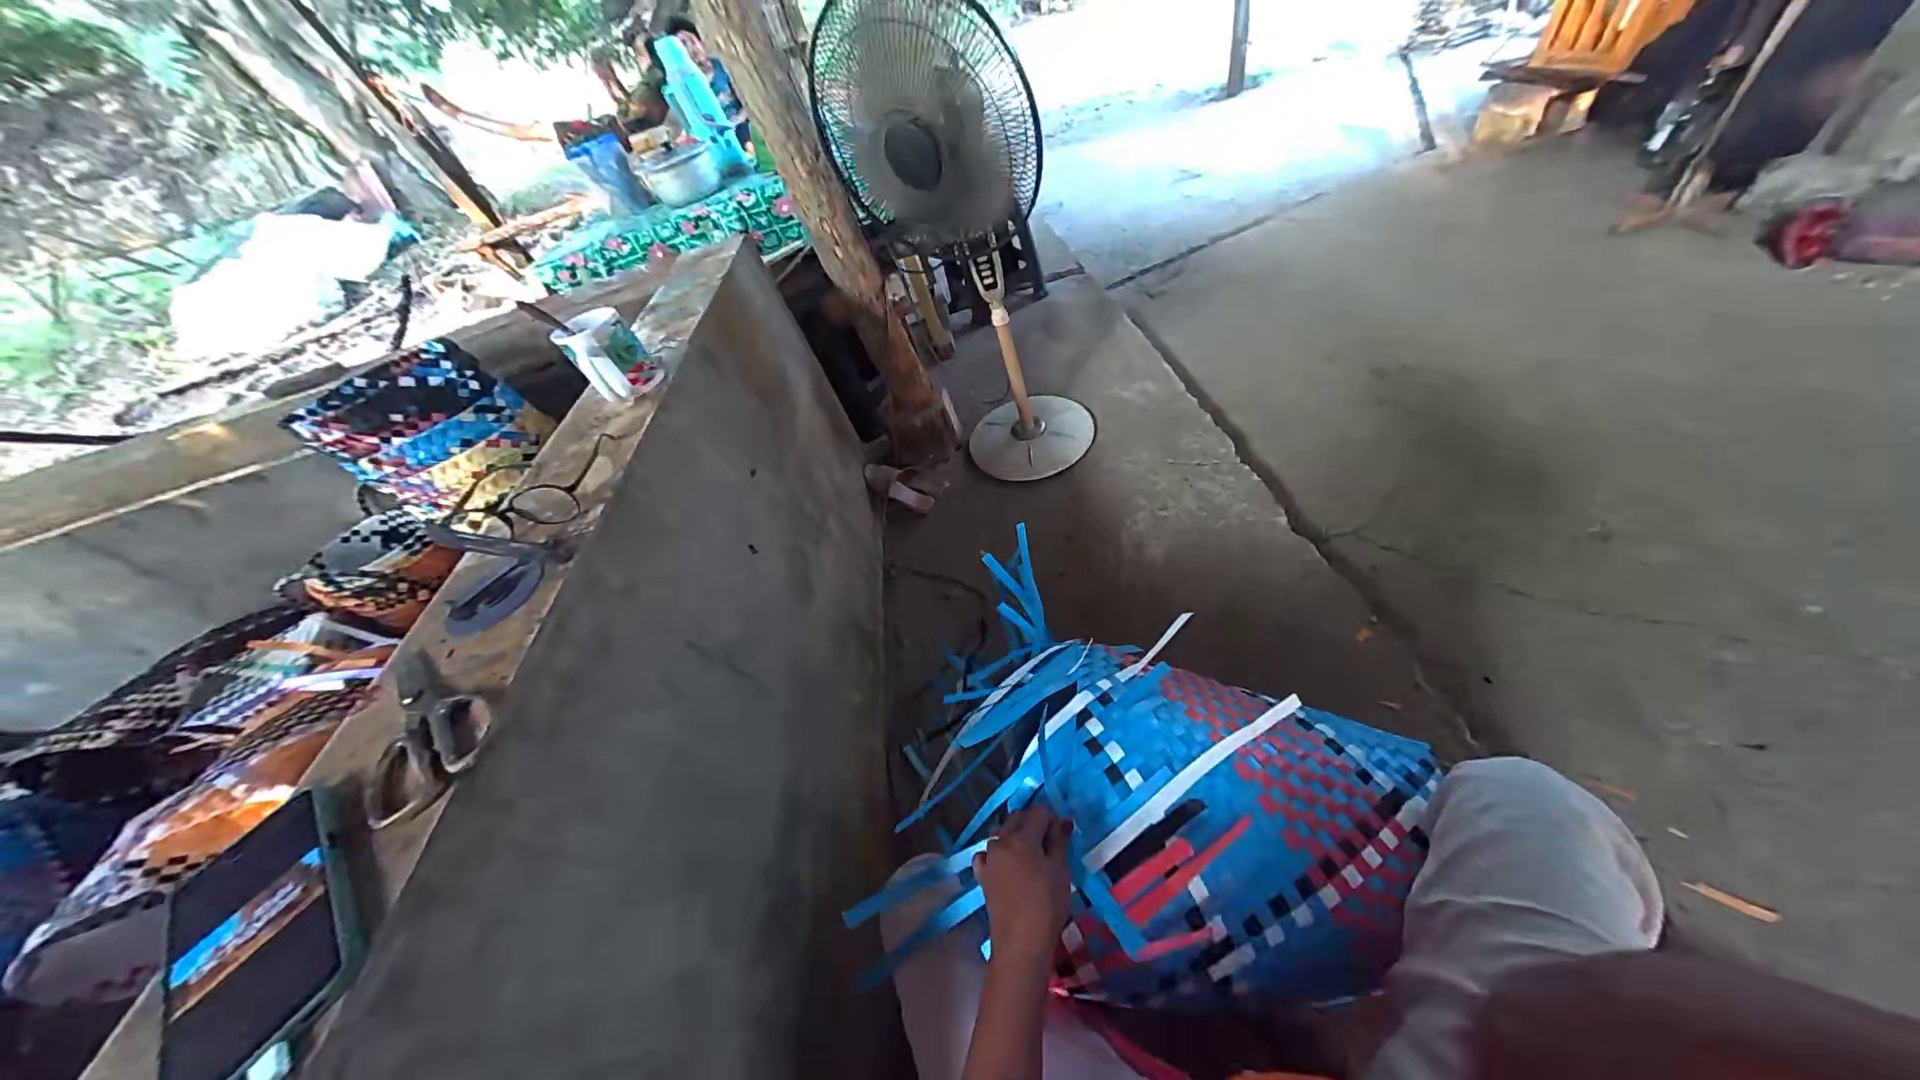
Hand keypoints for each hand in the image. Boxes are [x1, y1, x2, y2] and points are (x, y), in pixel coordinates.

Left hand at [973, 802, 1073, 962]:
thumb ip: (1060, 841)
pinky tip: (1005, 864)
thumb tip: (1062, 820)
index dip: (1052, 819)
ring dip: (1015, 835)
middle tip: (1049, 844)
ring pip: (1001, 834)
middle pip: (1017, 818)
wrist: (1021, 942)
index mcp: (1022, 837)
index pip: (1038, 812)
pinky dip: (997, 853)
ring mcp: (989, 858)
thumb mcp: (1060, 871)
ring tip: (1030, 856)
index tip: (1061, 835)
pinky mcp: (982, 875)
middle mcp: (1001, 841)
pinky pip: (987, 854)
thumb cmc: (1047, 905)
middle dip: (1033, 823)